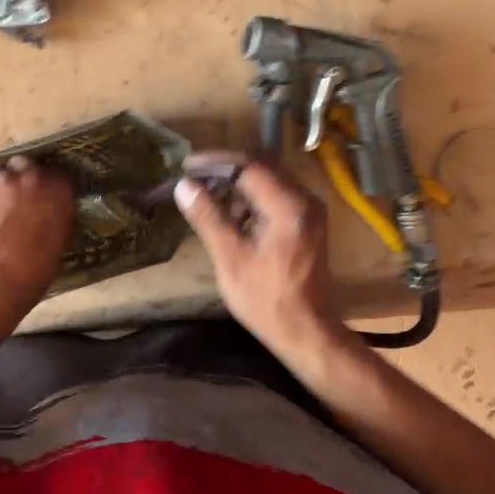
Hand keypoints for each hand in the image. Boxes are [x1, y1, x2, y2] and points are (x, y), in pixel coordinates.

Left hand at [0, 156, 74, 304]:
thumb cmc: (32, 272)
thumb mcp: (56, 245)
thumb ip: (52, 221)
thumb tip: (45, 217)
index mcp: (58, 192)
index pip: (55, 176)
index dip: (46, 187)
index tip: (41, 198)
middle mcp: (29, 177)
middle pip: (24, 165)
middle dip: (19, 178)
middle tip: (14, 200)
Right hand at [176, 153, 337, 351]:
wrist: (306, 331)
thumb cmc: (266, 300)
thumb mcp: (231, 259)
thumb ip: (208, 218)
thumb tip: (184, 186)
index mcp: (289, 207)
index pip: (250, 166)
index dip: (215, 161)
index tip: (186, 165)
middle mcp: (305, 200)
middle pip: (262, 167)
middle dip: (225, 169)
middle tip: (193, 176)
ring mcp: (310, 210)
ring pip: (269, 179)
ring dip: (237, 182)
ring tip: (205, 193)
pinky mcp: (307, 221)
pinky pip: (276, 195)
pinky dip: (251, 197)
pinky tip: (230, 212)